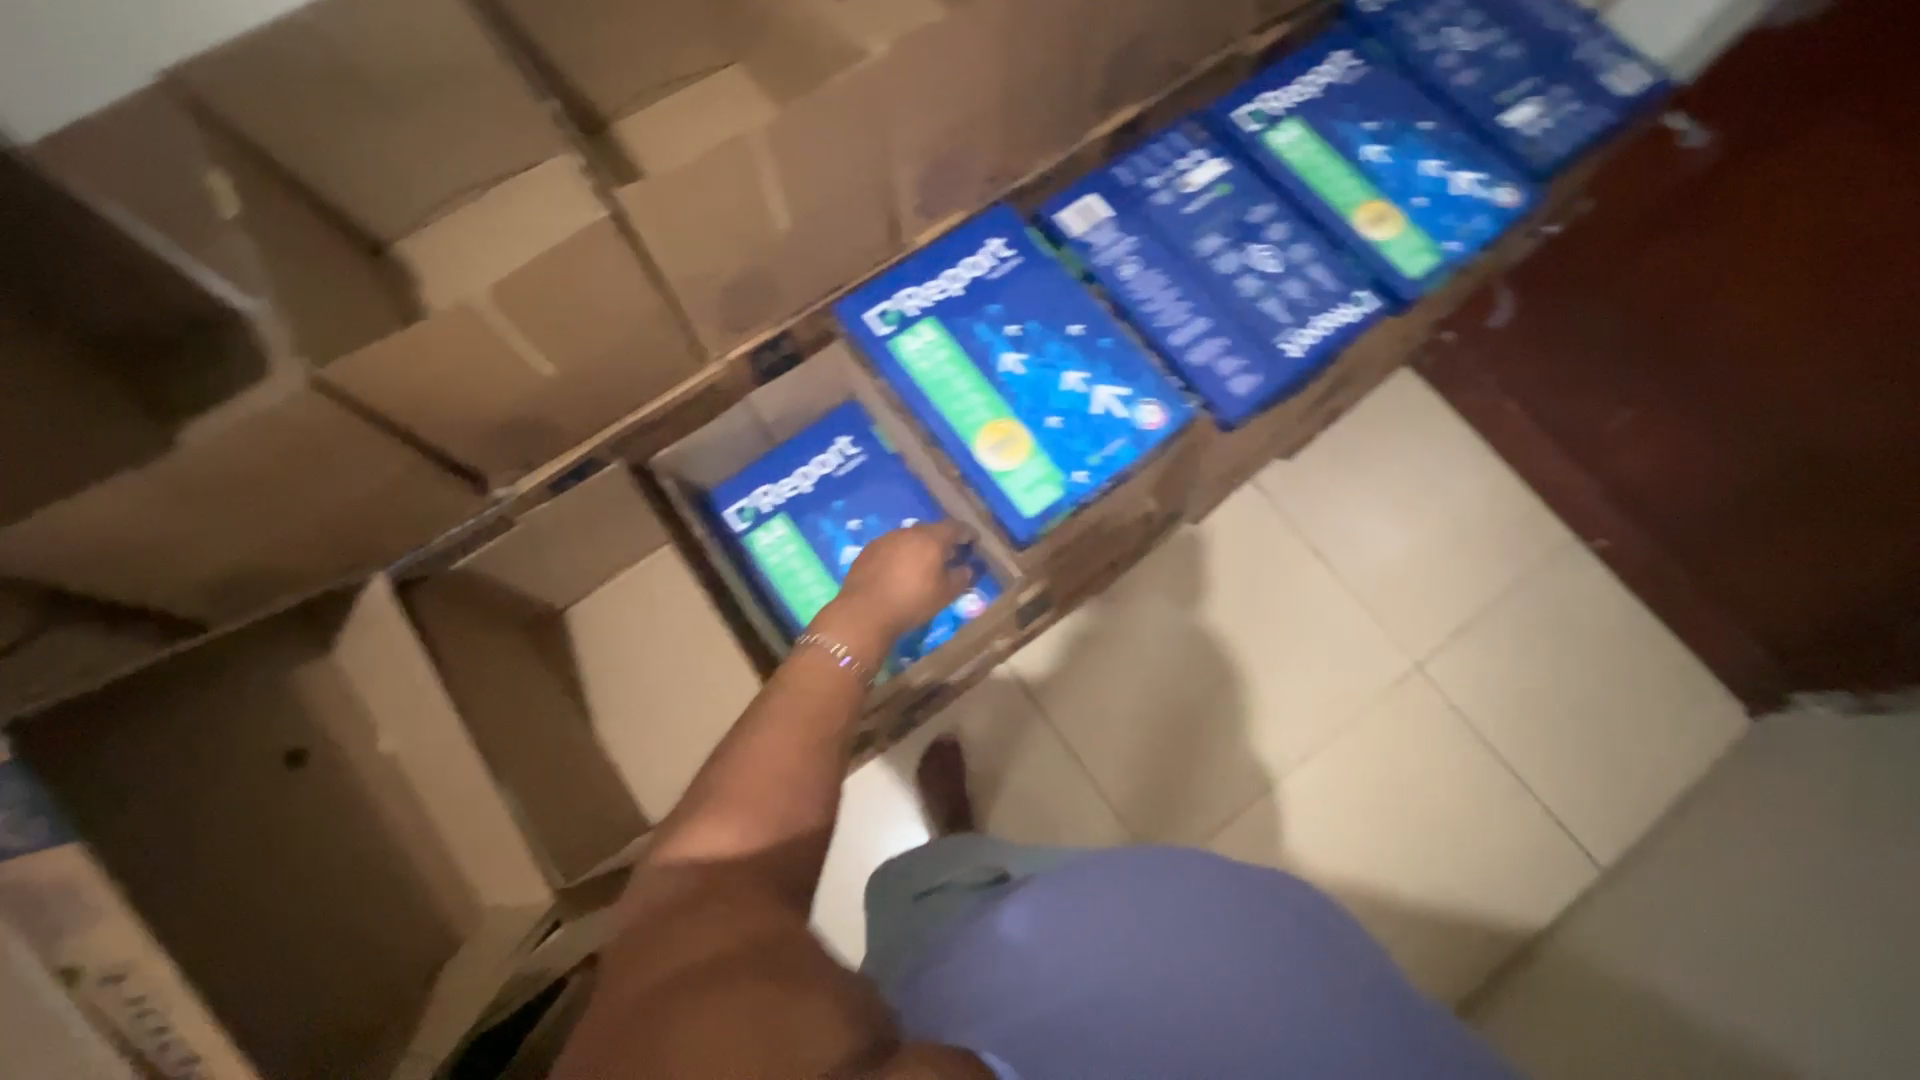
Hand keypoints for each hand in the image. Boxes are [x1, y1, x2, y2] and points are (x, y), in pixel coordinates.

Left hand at [828, 522, 975, 639]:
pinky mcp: (868, 550)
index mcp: (931, 538)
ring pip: (909, 537)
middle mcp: (908, 532)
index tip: (973, 541)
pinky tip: (898, 570)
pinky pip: (891, 547)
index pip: (955, 527)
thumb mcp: (945, 594)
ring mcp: (886, 538)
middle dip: (943, 540)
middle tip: (949, 555)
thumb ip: (961, 577)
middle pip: (931, 530)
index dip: (967, 534)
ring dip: (919, 547)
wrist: (865, 611)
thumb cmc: (912, 602)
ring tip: (923, 564)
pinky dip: (900, 554)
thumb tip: (967, 568)